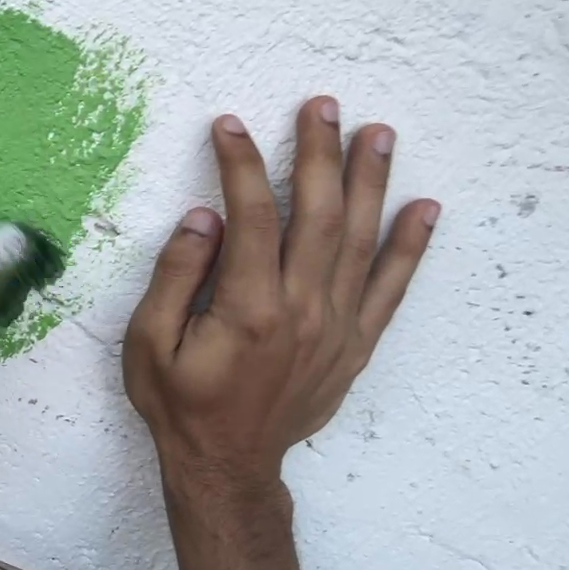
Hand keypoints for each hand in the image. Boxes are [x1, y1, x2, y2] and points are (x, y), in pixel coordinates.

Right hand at [122, 96, 440, 490]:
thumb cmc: (176, 401)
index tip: (229, 125)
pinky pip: (391, 286)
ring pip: (359, 240)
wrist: (226, 462)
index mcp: (248, 307)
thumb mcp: (147, 342)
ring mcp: (337, 325)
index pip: (252, 217)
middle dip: (318, 155)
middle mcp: (303, 308)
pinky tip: (421, 209)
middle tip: (322, 107)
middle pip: (317, 216)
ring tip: (377, 134)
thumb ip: (175, 277)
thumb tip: (202, 219)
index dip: (240, 165)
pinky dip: (410, 245)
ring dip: (368, 183)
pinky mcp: (355, 341)